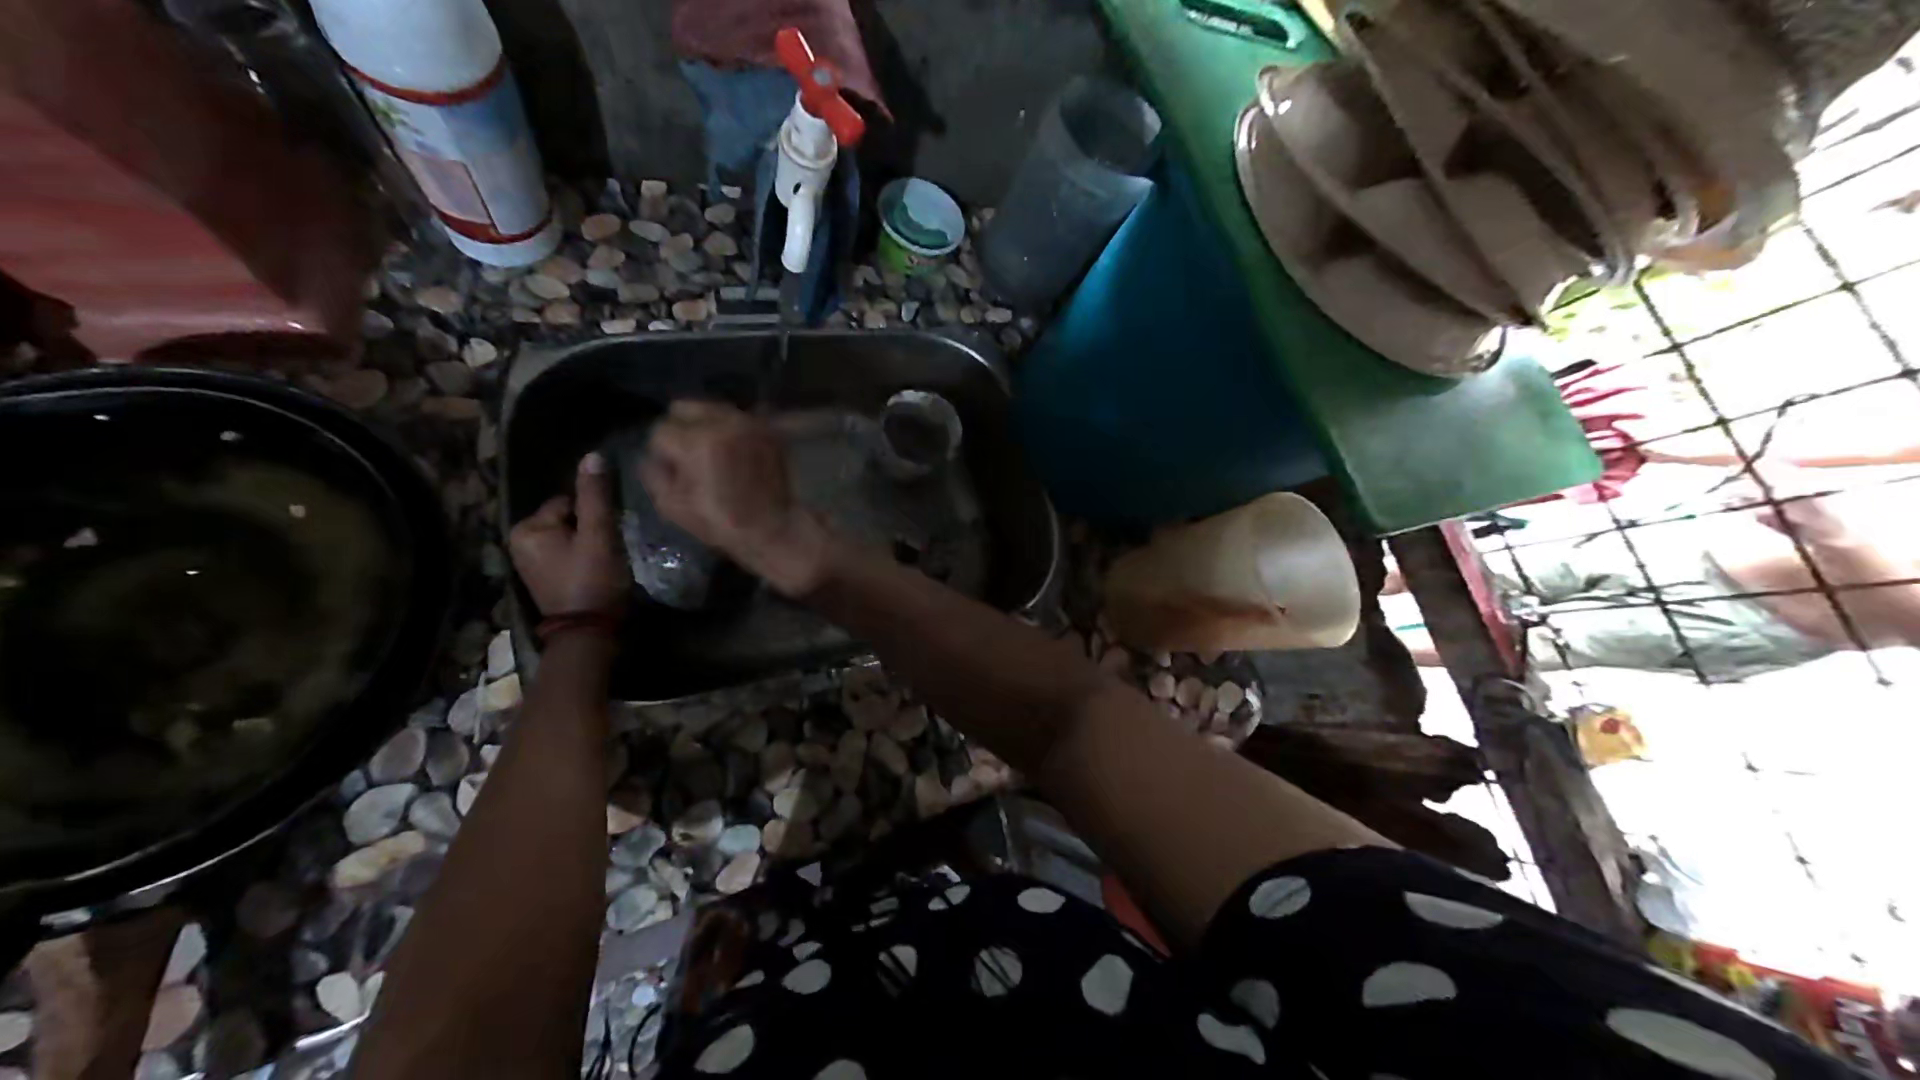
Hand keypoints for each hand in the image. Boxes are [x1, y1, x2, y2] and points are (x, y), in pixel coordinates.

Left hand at [508, 452, 627, 615]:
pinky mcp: (542, 578)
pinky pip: (565, 554)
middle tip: (609, 547)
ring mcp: (528, 563)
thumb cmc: (593, 580)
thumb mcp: (599, 535)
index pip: (569, 502)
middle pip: (567, 519)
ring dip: (587, 543)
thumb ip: (595, 496)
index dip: (594, 516)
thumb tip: (592, 455)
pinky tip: (595, 570)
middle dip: (589, 528)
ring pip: (568, 537)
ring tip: (604, 559)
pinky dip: (580, 558)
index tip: (609, 535)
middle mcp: (519, 542)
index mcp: (526, 528)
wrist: (588, 633)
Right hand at [640, 401, 831, 596]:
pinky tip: (732, 450)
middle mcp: (723, 423)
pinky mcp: (767, 429)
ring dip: (705, 425)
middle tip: (687, 453)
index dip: (661, 452)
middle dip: (679, 428)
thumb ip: (653, 474)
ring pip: (712, 408)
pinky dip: (730, 429)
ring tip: (711, 452)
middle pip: (684, 407)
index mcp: (696, 442)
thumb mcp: (672, 506)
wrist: (772, 527)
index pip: (660, 431)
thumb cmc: (720, 522)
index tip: (670, 468)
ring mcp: (748, 423)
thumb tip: (650, 456)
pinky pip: (738, 417)